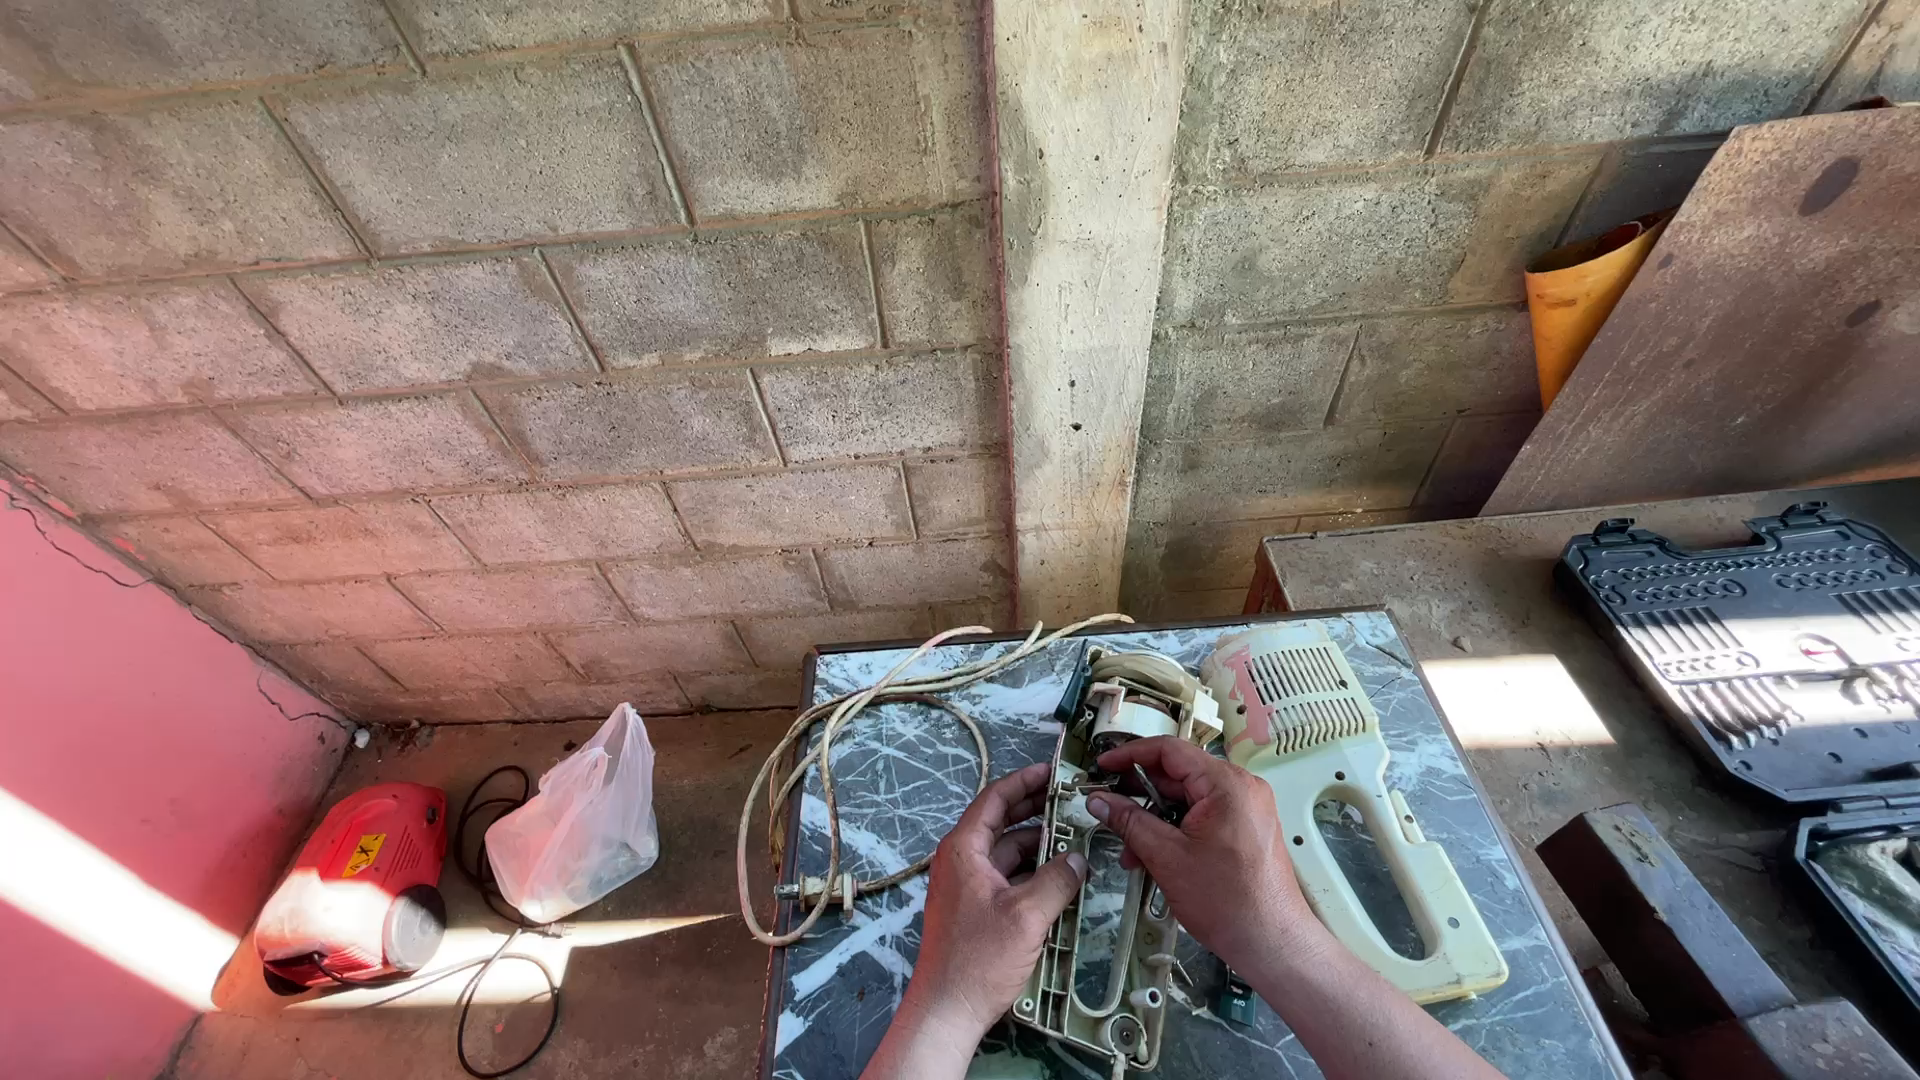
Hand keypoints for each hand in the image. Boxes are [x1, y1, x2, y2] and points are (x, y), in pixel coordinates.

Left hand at [899, 763, 1087, 1042]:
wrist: (946, 1010)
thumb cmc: (977, 958)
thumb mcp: (1026, 915)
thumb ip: (1056, 880)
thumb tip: (1078, 859)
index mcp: (964, 848)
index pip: (994, 799)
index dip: (1023, 781)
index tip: (1050, 772)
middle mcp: (961, 858)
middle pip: (1001, 821)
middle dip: (1034, 809)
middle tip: (1067, 799)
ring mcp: (966, 883)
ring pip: (1006, 851)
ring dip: (1037, 844)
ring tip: (1072, 838)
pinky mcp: (974, 906)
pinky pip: (1006, 875)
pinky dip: (1030, 871)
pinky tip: (1057, 875)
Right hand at [1089, 736, 1330, 973]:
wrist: (1274, 946)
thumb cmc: (1228, 902)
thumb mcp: (1166, 857)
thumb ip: (1128, 822)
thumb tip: (1098, 801)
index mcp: (1225, 784)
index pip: (1168, 750)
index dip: (1129, 755)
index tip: (1103, 766)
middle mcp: (1240, 787)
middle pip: (1177, 775)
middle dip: (1139, 795)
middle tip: (1108, 807)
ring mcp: (1246, 808)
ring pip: (1186, 799)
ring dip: (1154, 818)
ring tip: (1129, 847)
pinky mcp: (1246, 828)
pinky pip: (1201, 815)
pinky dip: (1175, 829)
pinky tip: (1153, 854)